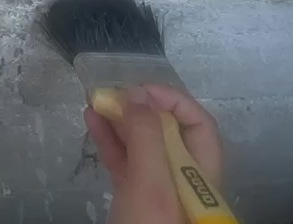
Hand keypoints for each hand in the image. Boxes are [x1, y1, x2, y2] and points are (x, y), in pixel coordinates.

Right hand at [87, 85, 225, 223]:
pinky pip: (126, 163)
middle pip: (169, 133)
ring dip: (120, 120)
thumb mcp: (150, 186)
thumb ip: (147, 138)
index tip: (136, 90)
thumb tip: (139, 93)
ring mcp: (160, 194)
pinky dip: (110, 140)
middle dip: (139, 107)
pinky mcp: (137, 203)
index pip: (198, 126)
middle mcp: (184, 183)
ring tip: (95, 101)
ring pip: (144, 145)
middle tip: (110, 94)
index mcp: (200, 180)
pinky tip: (92, 122)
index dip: (171, 101)